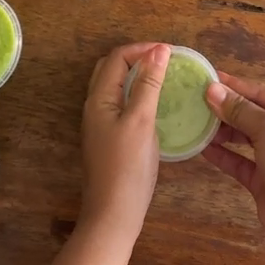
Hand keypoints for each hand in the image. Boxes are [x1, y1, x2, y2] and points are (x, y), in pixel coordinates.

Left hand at [53, 42, 169, 264]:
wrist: (113, 216)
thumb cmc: (127, 167)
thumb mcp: (141, 121)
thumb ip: (148, 84)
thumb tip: (159, 50)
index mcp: (99, 98)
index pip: (117, 58)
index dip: (142, 49)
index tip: (169, 52)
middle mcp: (95, 106)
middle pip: (113, 68)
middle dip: (137, 57)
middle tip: (164, 60)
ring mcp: (101, 123)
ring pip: (116, 85)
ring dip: (137, 74)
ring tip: (162, 76)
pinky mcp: (109, 137)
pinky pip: (121, 102)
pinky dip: (137, 93)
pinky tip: (154, 103)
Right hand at [202, 73, 264, 264]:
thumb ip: (239, 109)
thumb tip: (212, 89)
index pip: (262, 92)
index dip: (236, 85)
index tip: (209, 78)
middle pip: (253, 114)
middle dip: (227, 108)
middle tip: (198, 101)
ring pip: (245, 138)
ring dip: (223, 131)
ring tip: (198, 122)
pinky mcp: (264, 180)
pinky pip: (240, 162)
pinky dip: (224, 154)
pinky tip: (204, 148)